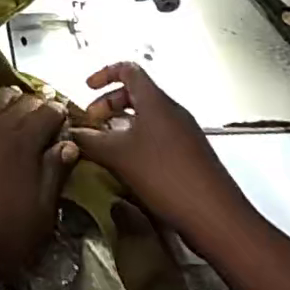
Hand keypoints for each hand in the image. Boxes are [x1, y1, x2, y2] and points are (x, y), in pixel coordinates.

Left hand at [0, 87, 79, 273]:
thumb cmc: (3, 231)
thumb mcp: (42, 213)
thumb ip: (55, 174)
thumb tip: (69, 145)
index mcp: (25, 142)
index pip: (47, 114)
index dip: (58, 112)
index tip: (64, 116)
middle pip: (21, 101)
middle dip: (35, 103)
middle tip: (42, 113)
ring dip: (6, 100)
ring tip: (13, 108)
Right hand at [69, 63, 253, 234]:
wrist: (219, 220)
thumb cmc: (165, 176)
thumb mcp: (118, 155)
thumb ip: (90, 140)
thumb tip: (71, 133)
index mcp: (156, 101)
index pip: (128, 69)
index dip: (104, 73)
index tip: (87, 88)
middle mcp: (172, 111)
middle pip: (135, 93)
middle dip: (108, 103)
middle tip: (92, 121)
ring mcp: (185, 134)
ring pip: (147, 117)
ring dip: (122, 125)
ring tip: (106, 145)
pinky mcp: (192, 156)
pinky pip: (159, 136)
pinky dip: (138, 141)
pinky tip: (129, 165)